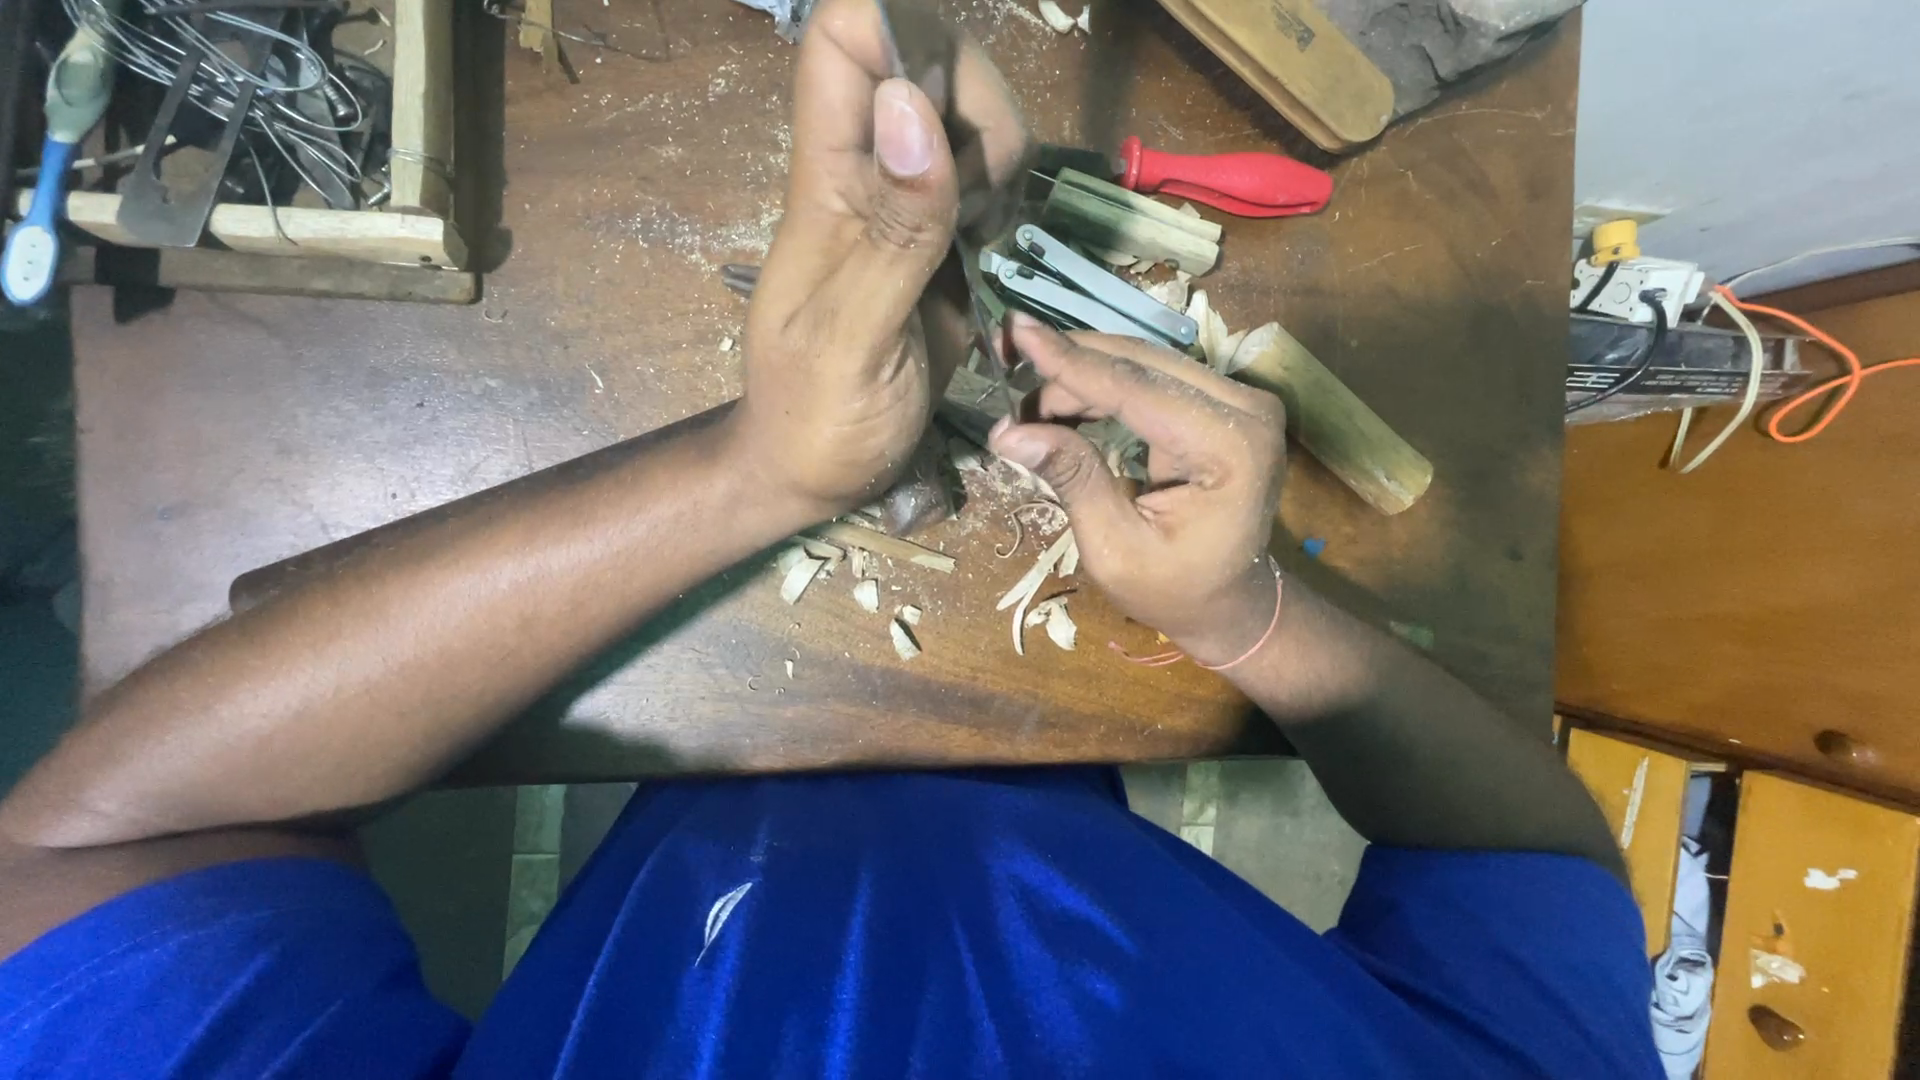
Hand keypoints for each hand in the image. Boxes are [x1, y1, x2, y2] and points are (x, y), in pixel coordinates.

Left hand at [729, 0, 1027, 520]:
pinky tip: (989, 258)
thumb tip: (912, 104)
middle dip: (978, 108)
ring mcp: (903, 215)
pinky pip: (982, 189)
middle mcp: (864, 182)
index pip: (843, 47)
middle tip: (988, 197)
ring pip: (964, 126)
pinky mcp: (934, 250)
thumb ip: (889, 234)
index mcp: (826, 190)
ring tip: (987, 239)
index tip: (951, 98)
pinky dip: (1004, 206)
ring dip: (1000, 162)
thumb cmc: (818, 419)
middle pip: (925, 69)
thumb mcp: (853, 341)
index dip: (898, 30)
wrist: (815, 471)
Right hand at [987, 316, 1287, 664]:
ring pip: (1141, 365)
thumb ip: (1072, 479)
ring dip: (1079, 379)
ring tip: (1026, 409)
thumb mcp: (1114, 548)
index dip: (1070, 363)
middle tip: (1005, 356)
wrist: (1227, 601)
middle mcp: (1245, 408)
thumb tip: (1007, 433)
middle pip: (1139, 365)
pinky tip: (1060, 407)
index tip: (1016, 331)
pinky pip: (1150, 380)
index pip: (1136, 389)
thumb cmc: (1174, 589)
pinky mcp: (1220, 404)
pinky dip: (1100, 389)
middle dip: (1068, 362)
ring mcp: (1237, 402)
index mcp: (1230, 447)